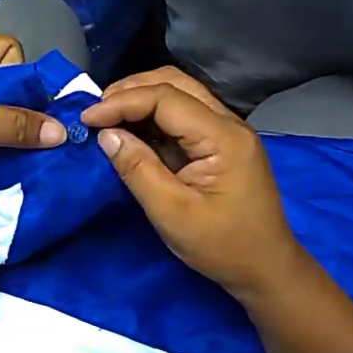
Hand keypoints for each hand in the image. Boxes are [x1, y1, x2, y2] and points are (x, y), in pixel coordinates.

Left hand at [0, 35, 65, 200]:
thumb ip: (16, 125)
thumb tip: (63, 132)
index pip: (8, 51)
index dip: (23, 76)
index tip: (31, 108)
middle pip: (3, 85)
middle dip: (21, 110)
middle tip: (36, 138)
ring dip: (7, 133)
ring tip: (25, 155)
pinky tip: (4, 163)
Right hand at [81, 67, 312, 301]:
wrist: (265, 269)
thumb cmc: (221, 245)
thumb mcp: (171, 212)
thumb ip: (137, 168)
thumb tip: (105, 135)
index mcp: (223, 137)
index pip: (165, 98)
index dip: (121, 103)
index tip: (87, 120)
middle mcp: (227, 124)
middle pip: (174, 83)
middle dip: (129, 91)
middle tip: (95, 112)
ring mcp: (224, 132)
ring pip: (177, 93)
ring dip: (139, 99)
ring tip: (106, 118)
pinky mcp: (217, 144)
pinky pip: (180, 115)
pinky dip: (149, 116)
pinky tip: (127, 130)